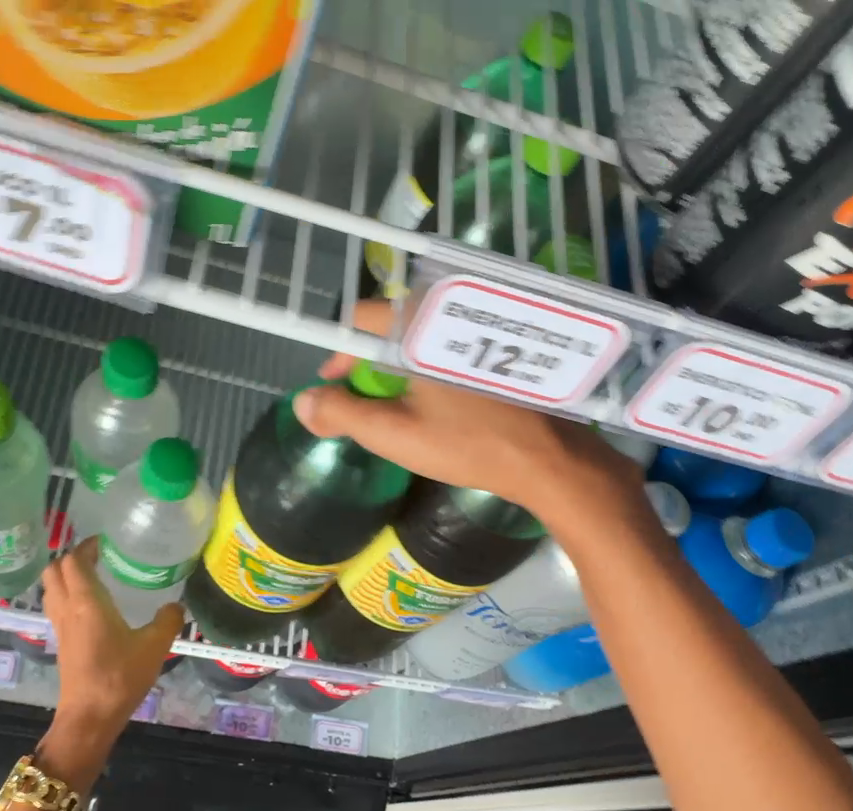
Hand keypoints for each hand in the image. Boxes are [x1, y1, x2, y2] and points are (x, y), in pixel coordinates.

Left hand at [40, 537, 182, 746]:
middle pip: (55, 570)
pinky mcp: (61, 643)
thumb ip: (168, 620)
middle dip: (71, 557)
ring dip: (66, 577)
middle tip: (97, 557)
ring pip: (52, 589)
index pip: (74, 560)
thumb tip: (177, 605)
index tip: (105, 542)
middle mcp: (67, 608)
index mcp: (86, 601)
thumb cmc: (120, 677)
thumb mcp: (155, 646)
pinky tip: (92, 607)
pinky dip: (68, 596)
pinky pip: (57, 607)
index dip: (86, 546)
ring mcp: (60, 627)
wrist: (90, 716)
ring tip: (93, 577)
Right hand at [292, 300, 642, 514]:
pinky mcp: (502, 343)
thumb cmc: (467, 443)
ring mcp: (482, 324)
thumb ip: (341, 413)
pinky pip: (450, 345)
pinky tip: (438, 400)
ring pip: (423, 336)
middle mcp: (452, 309)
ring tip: (399, 403)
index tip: (333, 385)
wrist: (548, 458)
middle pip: (392, 326)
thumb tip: (304, 402)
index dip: (339, 353)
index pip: (360, 320)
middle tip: (366, 399)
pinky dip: (432, 367)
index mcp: (421, 321)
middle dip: (371, 361)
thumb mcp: (393, 434)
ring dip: (402, 365)